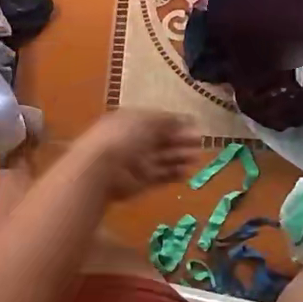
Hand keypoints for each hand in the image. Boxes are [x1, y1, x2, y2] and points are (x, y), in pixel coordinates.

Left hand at [68, 109, 200, 200]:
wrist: (102, 169)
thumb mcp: (146, 120)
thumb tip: (184, 119)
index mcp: (132, 122)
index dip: (176, 123)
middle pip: (163, 141)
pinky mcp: (141, 183)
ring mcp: (138, 163)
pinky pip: (161, 177)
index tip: (194, 124)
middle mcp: (135, 142)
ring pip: (164, 159)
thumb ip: (167, 120)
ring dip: (181, 157)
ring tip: (197, 157)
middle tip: (200, 141)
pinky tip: (188, 173)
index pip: (157, 121)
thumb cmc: (123, 137)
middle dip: (181, 140)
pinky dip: (174, 175)